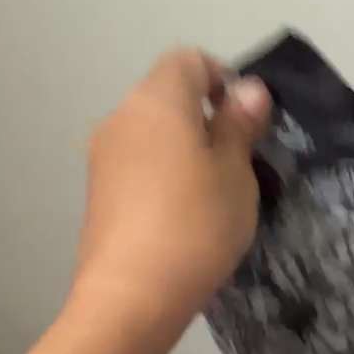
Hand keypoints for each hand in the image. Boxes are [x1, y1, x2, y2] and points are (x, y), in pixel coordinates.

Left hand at [74, 49, 271, 320]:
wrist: (136, 292)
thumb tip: (249, 89)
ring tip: (218, 198)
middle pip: (168, 98)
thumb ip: (240, 127)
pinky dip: (168, 179)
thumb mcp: (236, 174)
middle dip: (207, 121)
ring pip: (155, 136)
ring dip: (188, 153)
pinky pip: (142, 168)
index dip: (224, 80)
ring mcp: (105, 155)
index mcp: (158, 100)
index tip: (252, 122)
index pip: (190, 60)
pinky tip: (189, 219)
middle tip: (243, 166)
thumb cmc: (198, 224)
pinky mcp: (101, 192)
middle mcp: (123, 116)